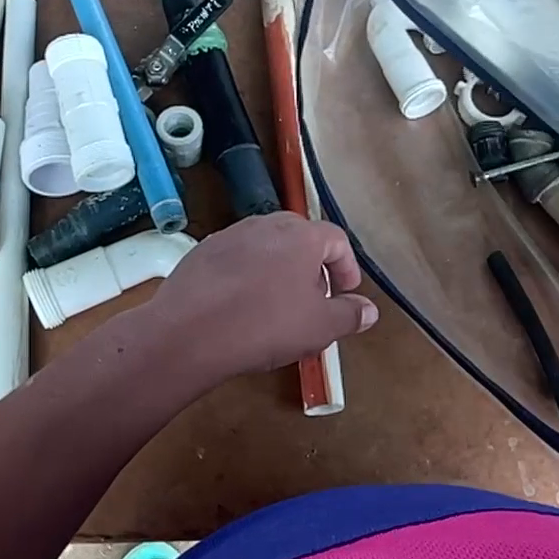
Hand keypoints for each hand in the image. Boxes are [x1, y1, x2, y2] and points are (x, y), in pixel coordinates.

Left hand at [145, 212, 377, 382]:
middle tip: (314, 299)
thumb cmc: (265, 325)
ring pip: (267, 247)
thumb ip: (349, 315)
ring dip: (279, 270)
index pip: (337, 240)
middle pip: (301, 238)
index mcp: (302, 236)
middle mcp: (266, 225)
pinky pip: (236, 259)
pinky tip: (242, 307)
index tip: (346, 293)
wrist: (189, 333)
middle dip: (313, 267)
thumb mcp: (319, 327)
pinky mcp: (202, 252)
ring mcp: (230, 235)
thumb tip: (369, 310)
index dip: (347, 267)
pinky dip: (247, 276)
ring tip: (278, 305)